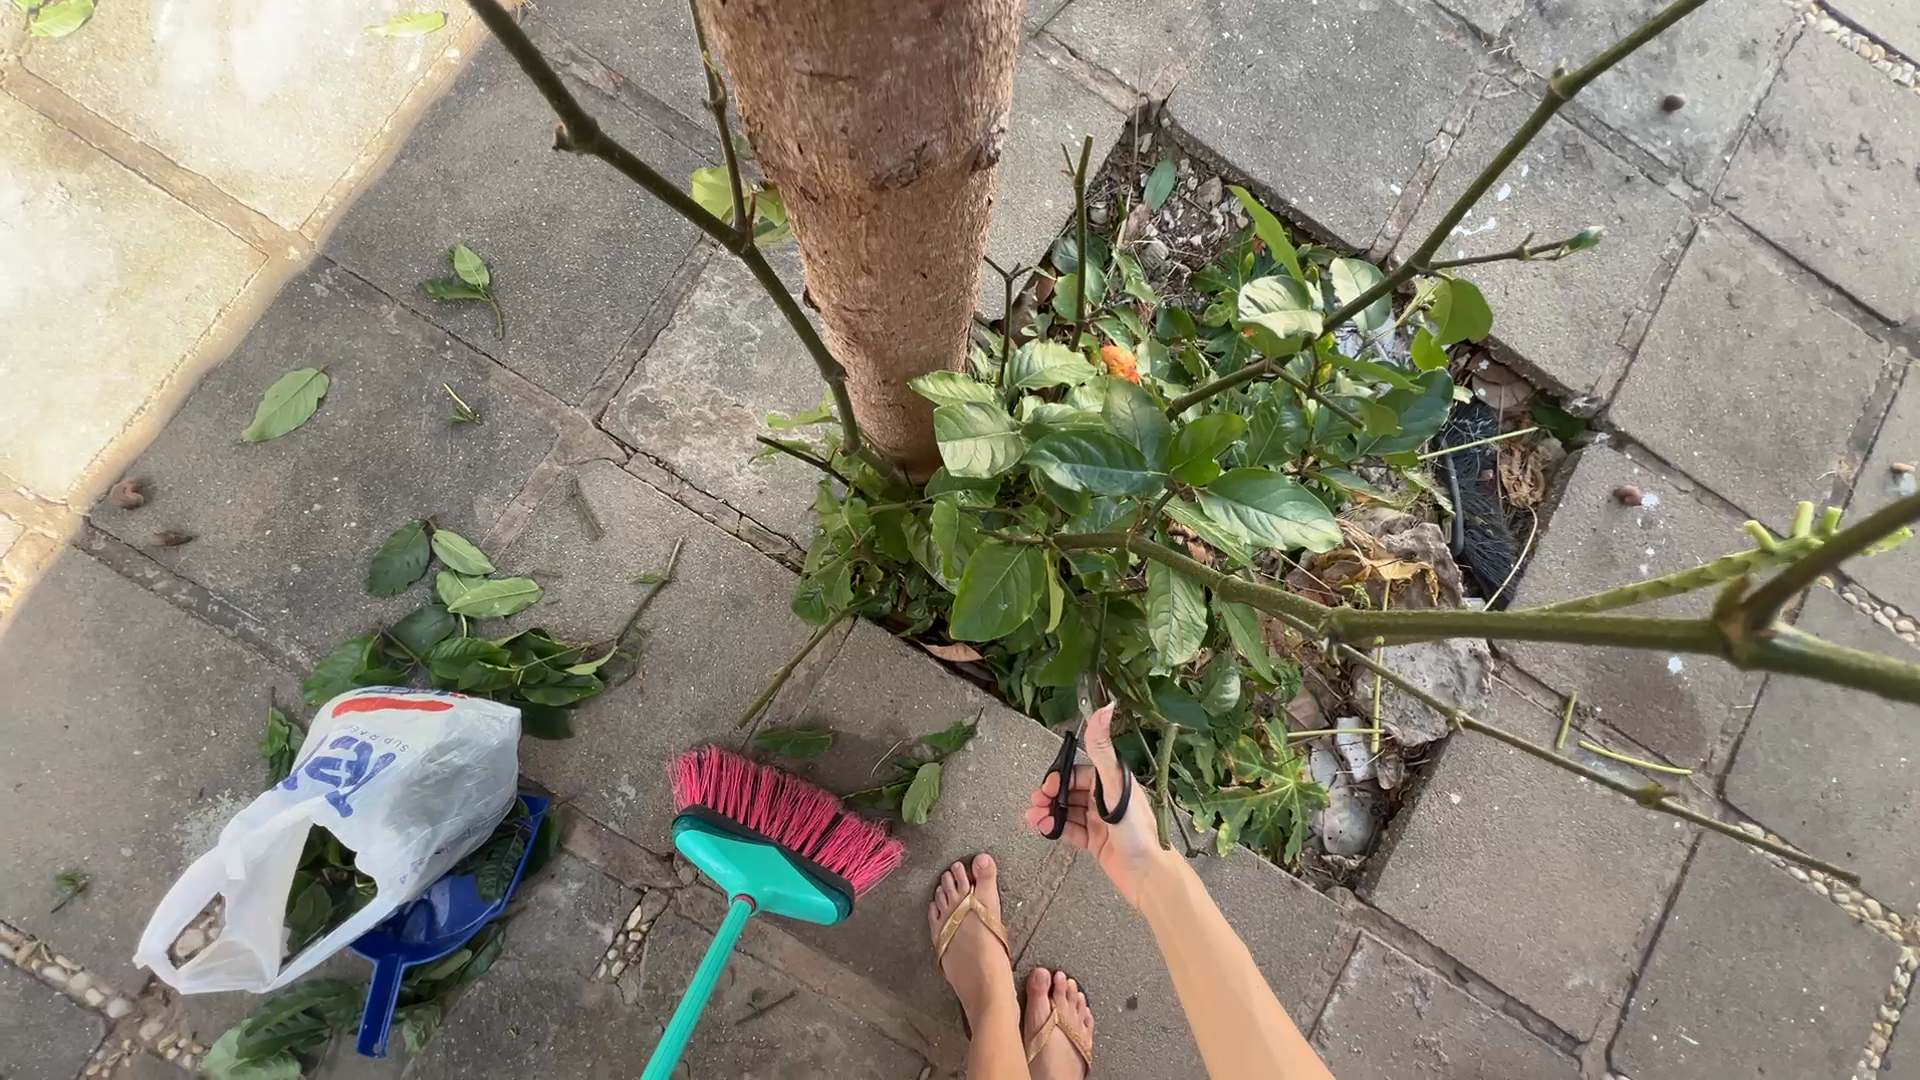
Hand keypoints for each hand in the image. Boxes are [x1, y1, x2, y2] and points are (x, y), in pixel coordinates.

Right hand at [1025, 703, 1179, 909]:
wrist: (1148, 875)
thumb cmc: (1137, 829)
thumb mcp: (1115, 783)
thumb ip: (1103, 748)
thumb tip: (1105, 708)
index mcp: (1113, 781)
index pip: (1079, 772)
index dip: (1060, 778)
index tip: (1047, 786)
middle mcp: (1107, 798)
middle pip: (1070, 791)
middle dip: (1050, 795)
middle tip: (1035, 802)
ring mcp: (1100, 820)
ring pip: (1067, 810)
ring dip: (1049, 812)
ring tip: (1034, 818)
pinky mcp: (1096, 841)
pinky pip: (1070, 830)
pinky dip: (1056, 828)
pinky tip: (1045, 829)